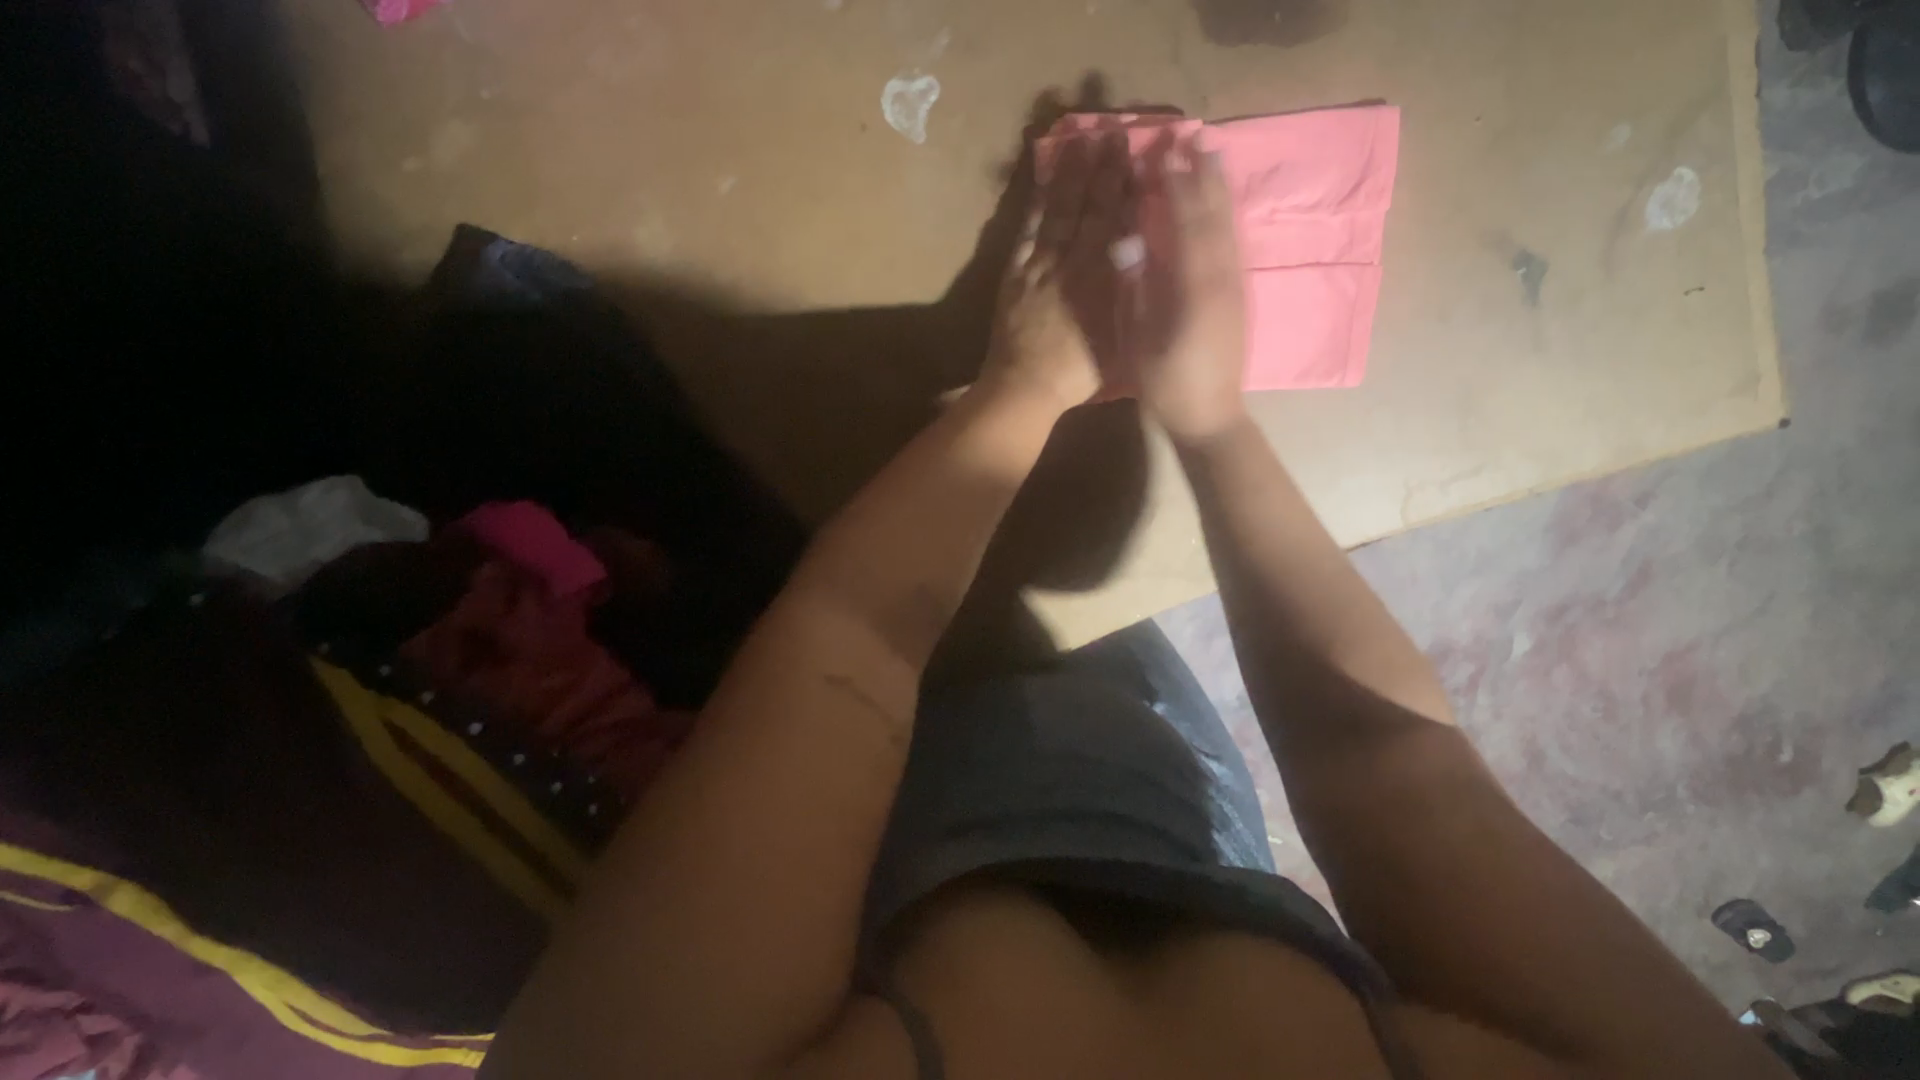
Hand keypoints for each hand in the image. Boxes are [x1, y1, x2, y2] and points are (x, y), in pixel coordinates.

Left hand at [978, 134, 1129, 412]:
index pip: (1119, 223)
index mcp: (1103, 279)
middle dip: (1103, 168)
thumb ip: (1132, 300)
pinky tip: (1045, 179)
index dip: (1130, 188)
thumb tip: (1145, 263)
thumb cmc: (1078, 374)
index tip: (1141, 156)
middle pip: (1091, 208)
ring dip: (1071, 174)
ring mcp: (1041, 265)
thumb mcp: (1120, 340)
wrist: (1025, 388)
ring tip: (1081, 138)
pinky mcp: (1016, 273)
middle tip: (1114, 131)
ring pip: (1059, 211)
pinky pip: (1028, 230)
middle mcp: (1073, 263)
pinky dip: (1037, 202)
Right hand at [1133, 130, 1248, 443]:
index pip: (1184, 221)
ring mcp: (1234, 286)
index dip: (1172, 183)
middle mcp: (1222, 277)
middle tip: (1192, 135)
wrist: (1210, 417)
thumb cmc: (1167, 385)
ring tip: (1212, 153)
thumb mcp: (1139, 341)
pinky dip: (1225, 215)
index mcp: (1195, 286)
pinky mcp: (1237, 296)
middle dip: (1202, 174)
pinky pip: (1232, 243)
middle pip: (1214, 214)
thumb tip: (1125, 240)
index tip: (1158, 149)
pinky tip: (1219, 204)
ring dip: (1219, 188)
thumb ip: (1134, 288)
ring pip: (1229, 225)